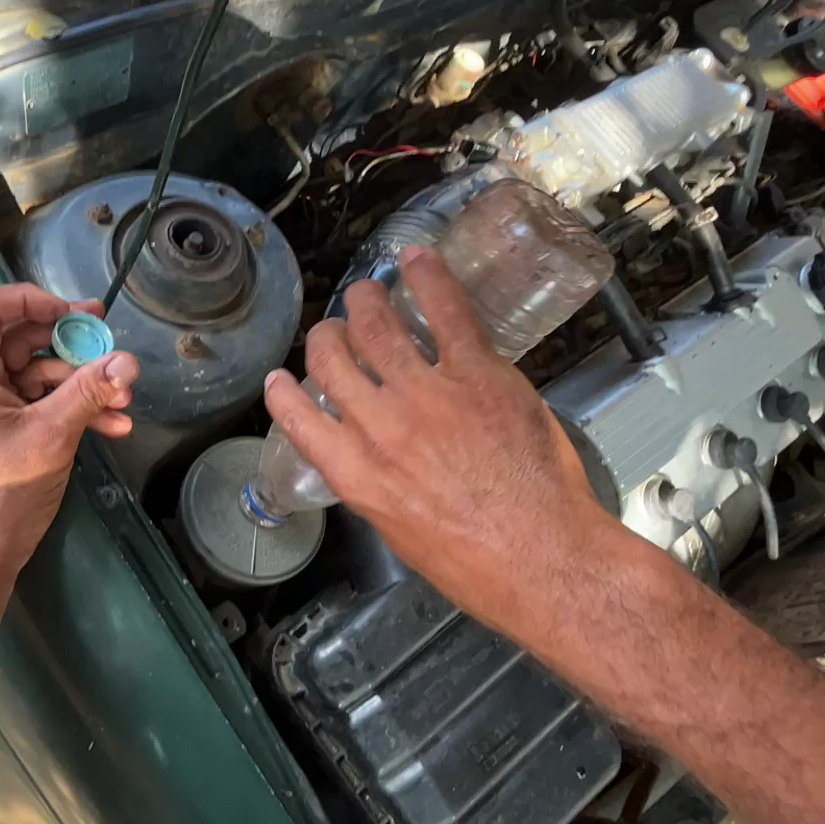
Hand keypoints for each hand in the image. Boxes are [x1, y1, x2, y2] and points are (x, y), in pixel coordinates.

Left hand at [0, 284, 139, 584]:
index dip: (32, 299)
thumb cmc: (3, 493)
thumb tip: (130, 359)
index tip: (74, 313)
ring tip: (124, 396)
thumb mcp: (51, 436)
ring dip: (79, 382)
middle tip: (109, 338)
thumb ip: (89, 391)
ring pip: (33, 374)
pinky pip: (33, 403)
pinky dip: (68, 407)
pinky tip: (112, 424)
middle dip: (69, 343)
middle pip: (17, 339)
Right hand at [262, 245, 625, 636]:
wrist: (545, 561)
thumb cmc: (473, 564)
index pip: (296, 416)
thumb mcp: (396, 530)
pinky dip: (427, 279)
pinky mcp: (477, 374)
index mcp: (354, 472)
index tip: (280, 379)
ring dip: (364, 301)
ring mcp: (426, 396)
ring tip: (365, 291)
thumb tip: (371, 454)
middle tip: (335, 331)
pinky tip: (415, 260)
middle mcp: (378, 427)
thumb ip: (372, 481)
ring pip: (376, 327)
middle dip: (326, 337)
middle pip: (330, 359)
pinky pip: (446, 312)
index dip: (282, 391)